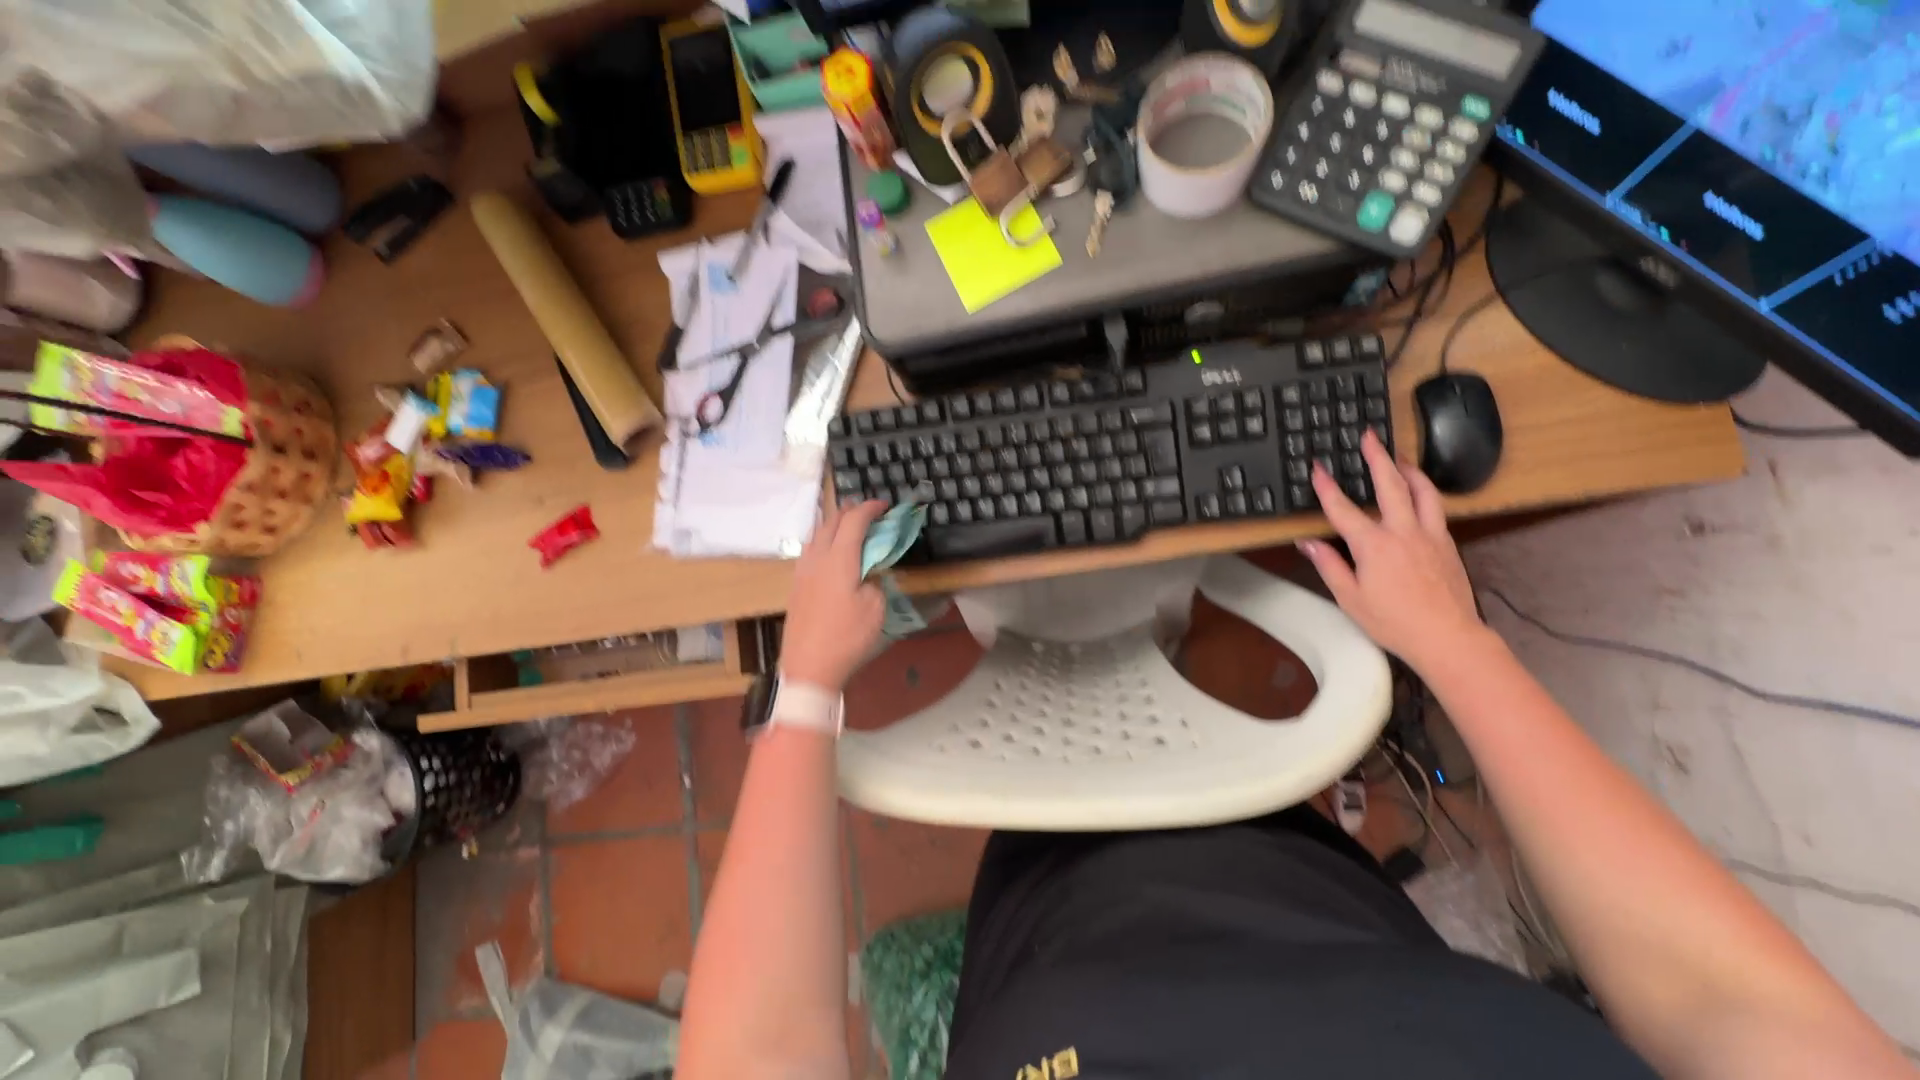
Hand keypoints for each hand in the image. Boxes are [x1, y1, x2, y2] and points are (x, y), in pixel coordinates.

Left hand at [780, 500, 887, 689]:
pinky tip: (831, 551)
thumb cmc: (847, 637)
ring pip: (817, 533)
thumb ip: (875, 580)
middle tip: (869, 513)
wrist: (809, 667)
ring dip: (835, 524)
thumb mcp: (875, 608)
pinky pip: (810, 549)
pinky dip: (824, 540)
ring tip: (850, 527)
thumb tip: (869, 571)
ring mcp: (802, 571)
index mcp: (839, 559)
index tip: (884, 506)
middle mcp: (817, 558)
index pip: (854, 521)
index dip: (870, 508)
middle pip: (832, 521)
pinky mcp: (796, 585)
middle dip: (851, 511)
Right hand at [1296, 430, 1483, 670]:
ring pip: (1422, 490)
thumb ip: (1329, 565)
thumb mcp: (1350, 598)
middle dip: (1377, 457)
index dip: (1327, 487)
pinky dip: (1425, 493)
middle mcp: (1403, 531)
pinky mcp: (1447, 544)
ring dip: (1408, 469)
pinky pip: (1436, 508)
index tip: (1318, 468)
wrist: (1447, 636)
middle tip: (1370, 436)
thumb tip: (1308, 543)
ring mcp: (1430, 534)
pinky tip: (1420, 494)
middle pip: (1390, 484)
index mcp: (1373, 545)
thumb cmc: (1394, 622)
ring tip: (1399, 457)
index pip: (1343, 509)